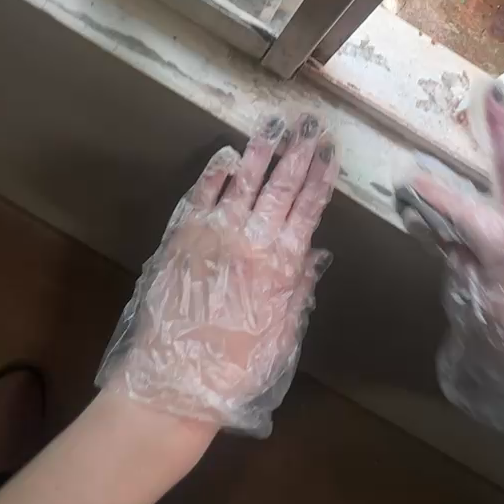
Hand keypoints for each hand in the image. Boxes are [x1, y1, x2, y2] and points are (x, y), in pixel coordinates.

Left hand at [97, 114, 338, 436]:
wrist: (173, 383)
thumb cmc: (235, 367)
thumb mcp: (282, 335)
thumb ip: (299, 289)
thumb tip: (317, 253)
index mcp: (280, 264)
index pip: (308, 209)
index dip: (321, 177)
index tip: (331, 151)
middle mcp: (251, 239)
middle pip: (281, 185)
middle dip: (299, 151)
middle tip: (310, 122)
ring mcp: (214, 232)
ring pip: (244, 180)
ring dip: (261, 149)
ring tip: (273, 121)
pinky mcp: (182, 235)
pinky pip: (202, 194)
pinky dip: (215, 172)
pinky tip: (227, 153)